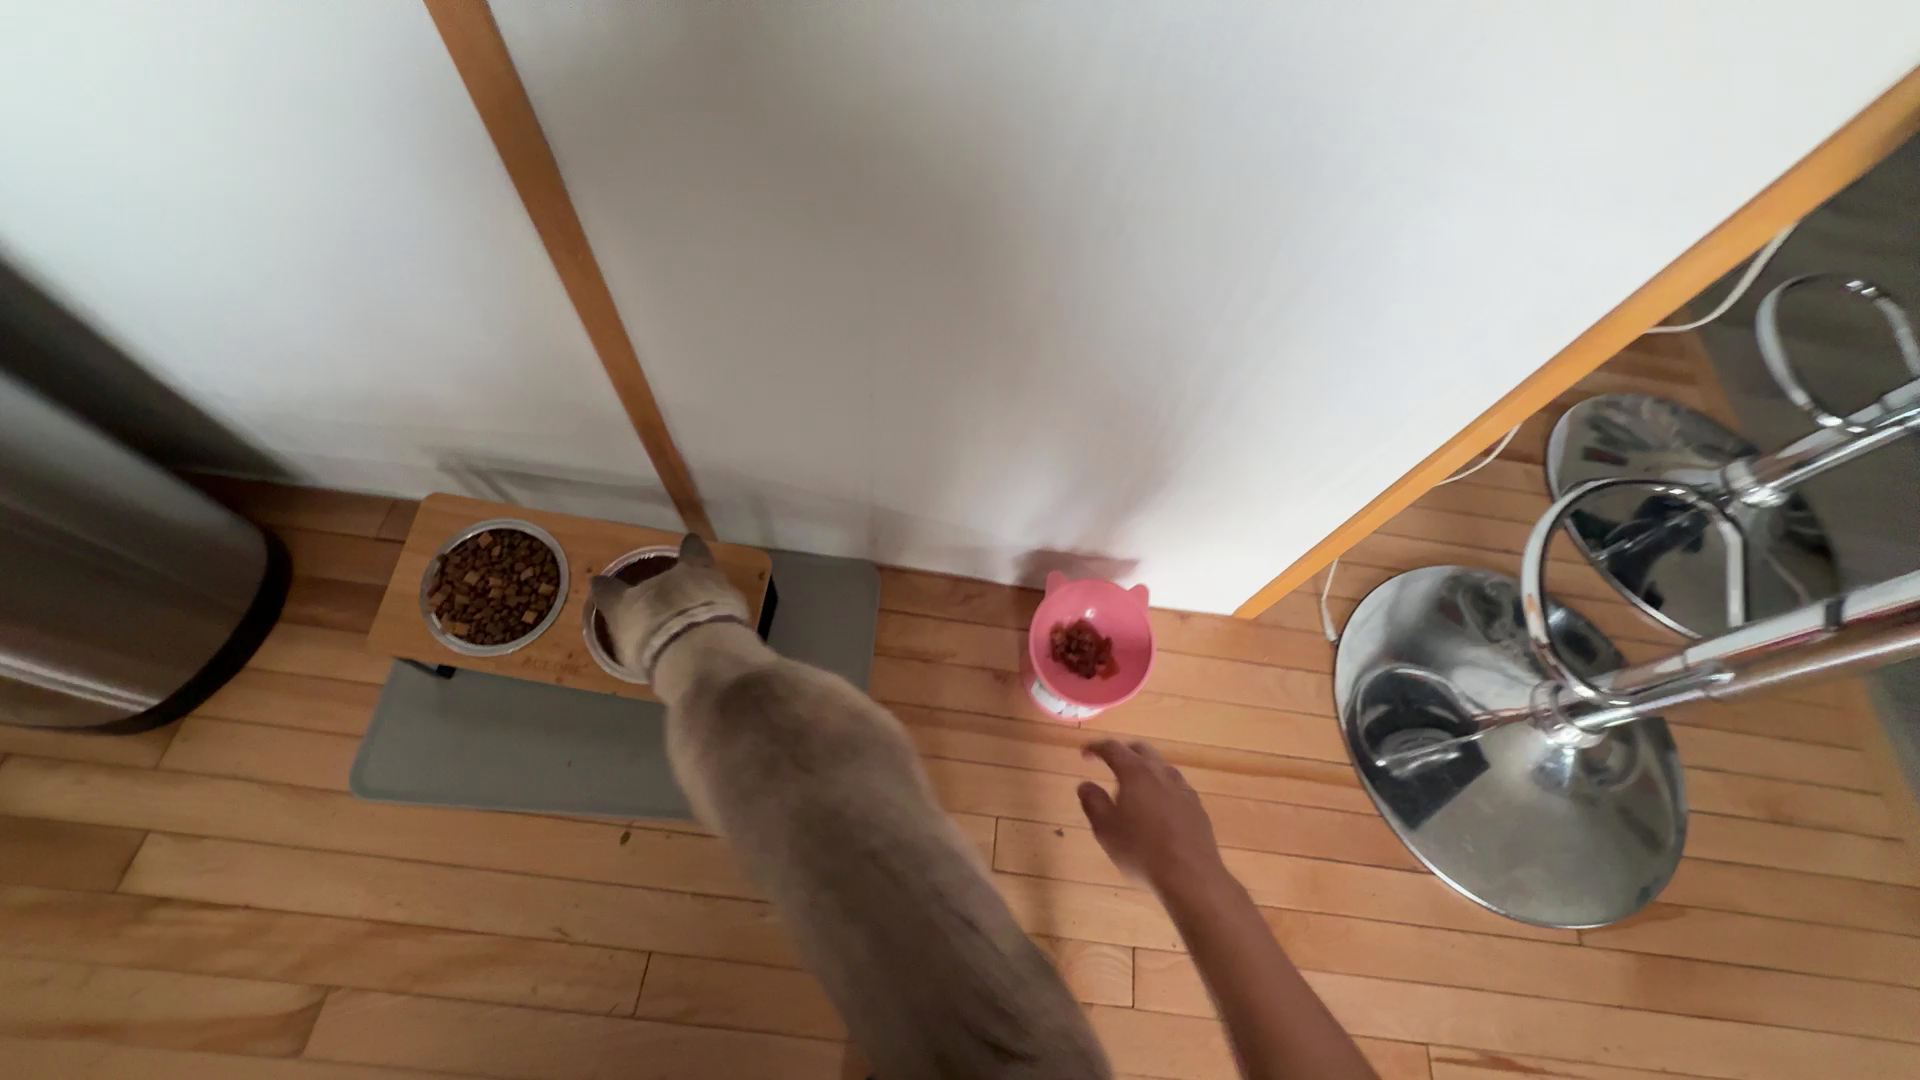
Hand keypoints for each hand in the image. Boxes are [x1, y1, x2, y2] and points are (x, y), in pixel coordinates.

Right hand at [1078, 739, 1228, 894]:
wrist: (1191, 876)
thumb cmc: (1140, 850)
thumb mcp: (1105, 828)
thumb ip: (1093, 802)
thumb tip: (1085, 785)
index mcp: (1135, 772)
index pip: (1112, 748)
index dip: (1096, 748)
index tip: (1085, 754)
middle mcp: (1161, 772)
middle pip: (1141, 750)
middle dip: (1123, 752)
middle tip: (1110, 763)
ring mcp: (1183, 789)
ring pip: (1161, 767)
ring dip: (1145, 769)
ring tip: (1134, 787)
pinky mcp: (1197, 807)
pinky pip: (1175, 786)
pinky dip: (1161, 787)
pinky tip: (1158, 807)